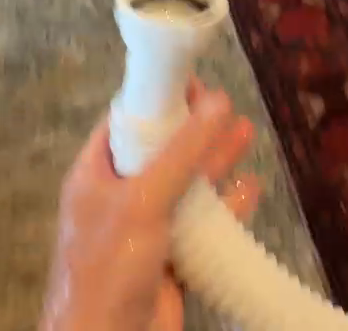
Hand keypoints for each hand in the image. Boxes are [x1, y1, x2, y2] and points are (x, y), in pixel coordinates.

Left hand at [40, 83, 258, 330]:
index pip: (127, 121)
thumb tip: (220, 99)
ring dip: (216, 160)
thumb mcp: (144, 200)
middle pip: (163, 148)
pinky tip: (251, 188)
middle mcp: (119, 196)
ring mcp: (146, 229)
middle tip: (227, 103)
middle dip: (196, 126)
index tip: (194, 80)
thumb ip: (184, 151)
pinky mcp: (170, 259)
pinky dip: (227, 206)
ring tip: (246, 132)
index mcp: (96, 174)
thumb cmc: (110, 267)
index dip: (160, 97)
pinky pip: (202, 223)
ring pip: (187, 184)